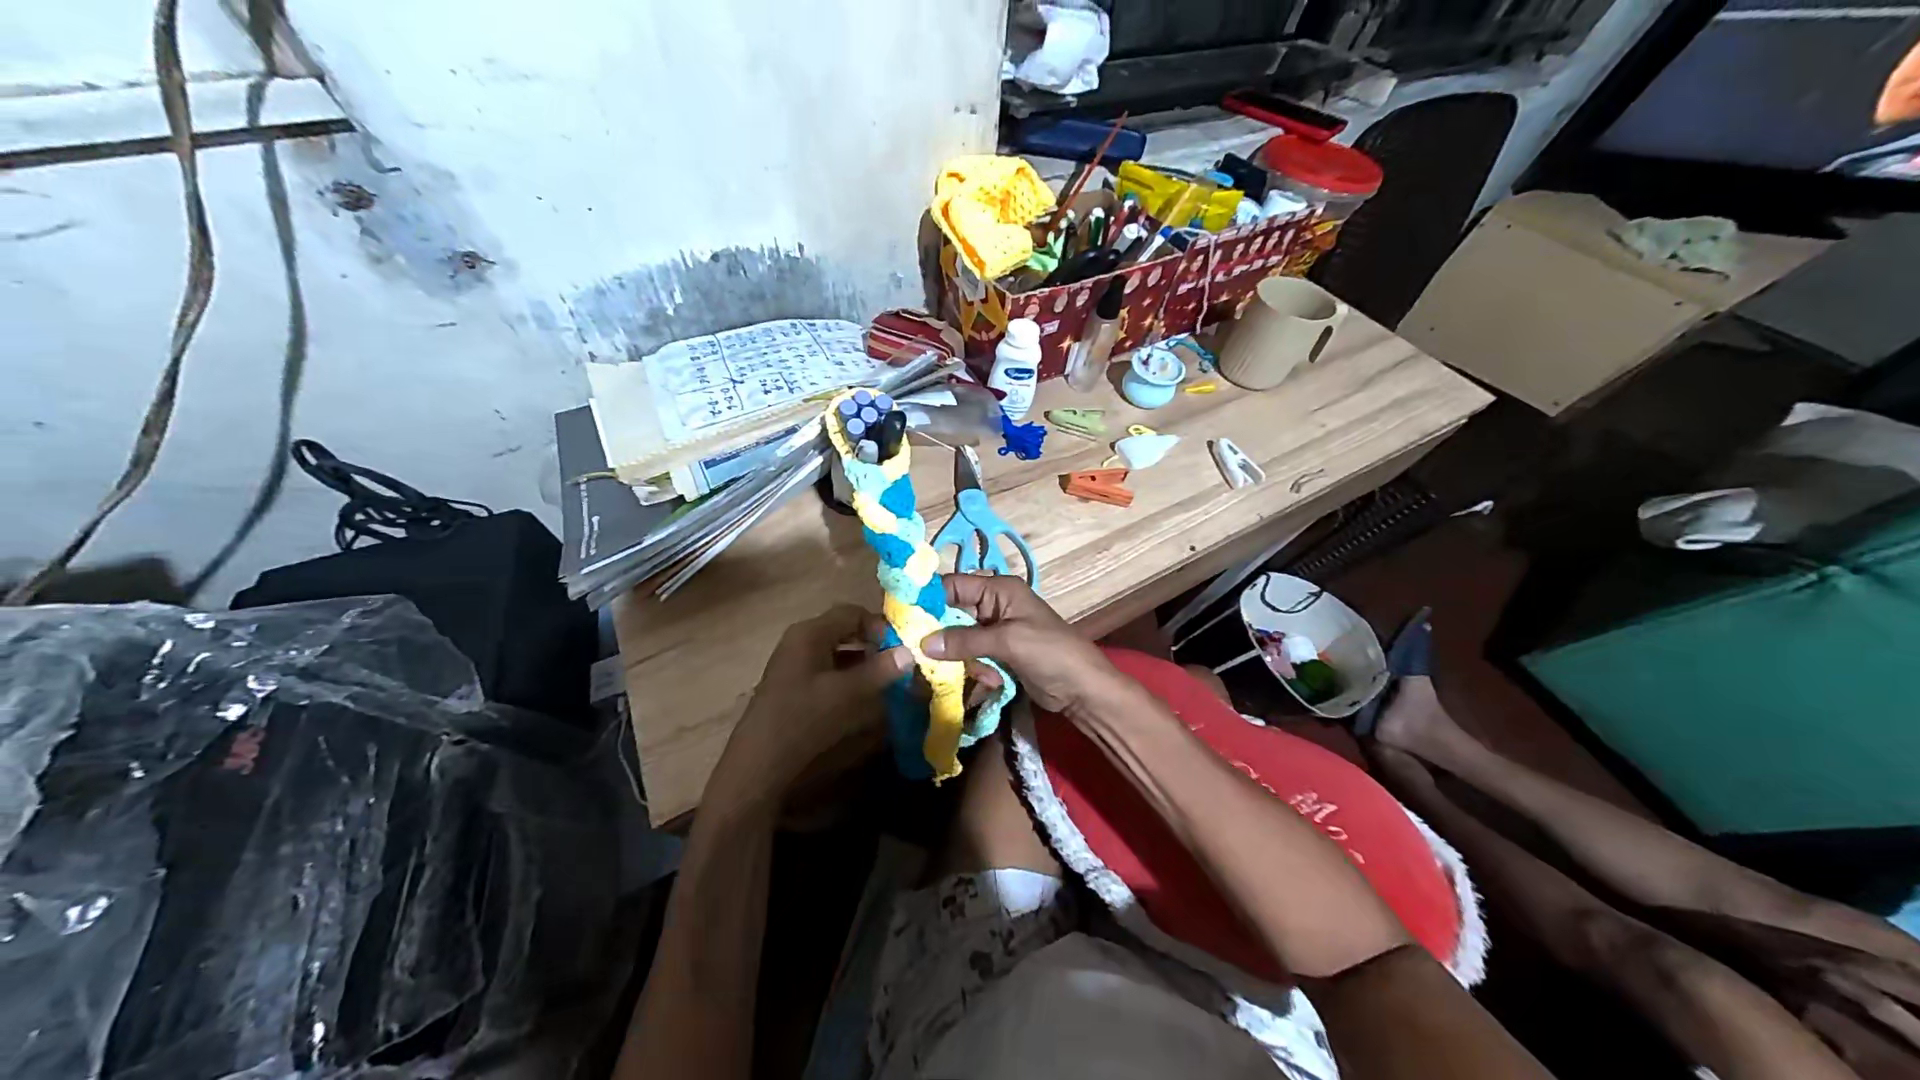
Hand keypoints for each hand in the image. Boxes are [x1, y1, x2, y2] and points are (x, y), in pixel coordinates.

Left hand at [709, 605, 911, 806]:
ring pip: (837, 651)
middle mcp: (800, 640)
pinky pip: (827, 669)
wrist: (760, 761)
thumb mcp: (848, 694)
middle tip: (898, 664)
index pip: (852, 613)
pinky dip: (848, 676)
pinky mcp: (793, 684)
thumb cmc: (804, 719)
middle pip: (844, 630)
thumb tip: (910, 652)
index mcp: (810, 633)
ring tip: (886, 681)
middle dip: (873, 644)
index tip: (902, 648)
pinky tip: (863, 696)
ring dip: (863, 662)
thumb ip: (880, 671)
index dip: (880, 626)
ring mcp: (794, 663)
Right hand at [922, 573, 1125, 716]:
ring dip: (958, 657)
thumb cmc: (1051, 653)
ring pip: (958, 638)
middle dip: (938, 633)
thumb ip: (965, 640)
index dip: (928, 598)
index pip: (953, 585)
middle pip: (951, 613)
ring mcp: (995, 631)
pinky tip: (989, 681)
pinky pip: (970, 656)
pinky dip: (972, 669)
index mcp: (999, 589)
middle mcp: (994, 605)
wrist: (1083, 689)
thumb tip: (923, 642)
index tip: (902, 617)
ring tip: (972, 674)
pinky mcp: (997, 654)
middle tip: (916, 652)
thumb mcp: (1008, 642)